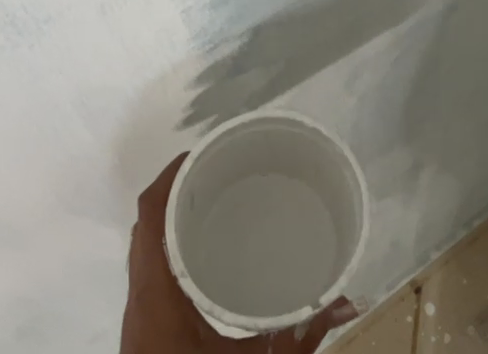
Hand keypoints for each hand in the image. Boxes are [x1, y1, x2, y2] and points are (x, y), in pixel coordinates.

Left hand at [120, 154, 359, 353]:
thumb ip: (301, 334)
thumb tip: (349, 301)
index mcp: (156, 294)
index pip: (150, 216)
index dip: (169, 177)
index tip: (201, 152)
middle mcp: (139, 299)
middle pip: (145, 227)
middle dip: (177, 194)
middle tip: (218, 175)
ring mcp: (138, 316)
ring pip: (145, 251)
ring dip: (171, 223)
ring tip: (213, 205)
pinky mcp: (143, 331)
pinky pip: (150, 273)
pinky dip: (171, 252)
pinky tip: (204, 257)